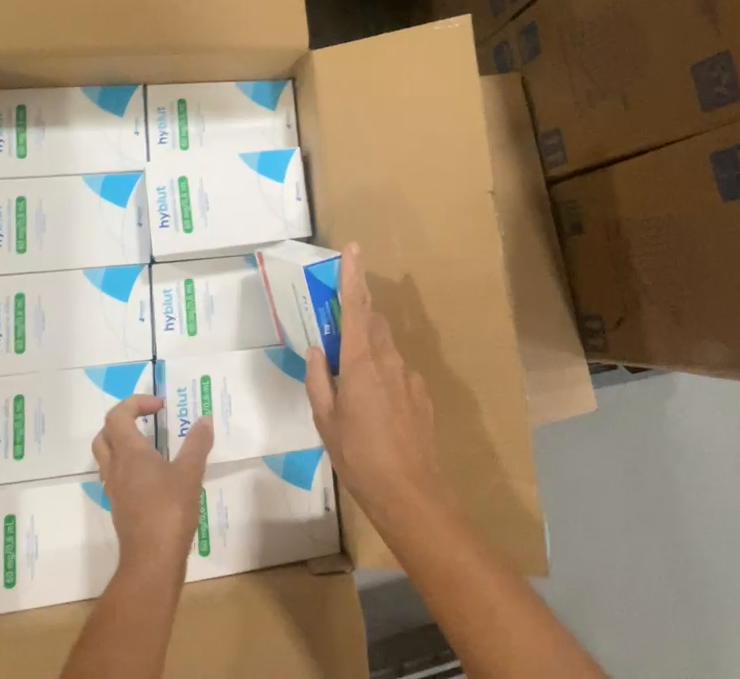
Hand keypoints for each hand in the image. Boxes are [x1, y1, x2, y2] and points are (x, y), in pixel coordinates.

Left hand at [92, 394, 214, 579]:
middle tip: (149, 420)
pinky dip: (130, 465)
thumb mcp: (190, 472)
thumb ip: (197, 443)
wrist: (152, 560)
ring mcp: (115, 490)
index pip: (117, 416)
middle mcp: (116, 468)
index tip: (160, 406)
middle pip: (105, 434)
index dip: (135, 403)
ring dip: (124, 443)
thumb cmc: (169, 510)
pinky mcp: (121, 507)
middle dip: (124, 420)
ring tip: (154, 445)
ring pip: (108, 456)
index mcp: (129, 453)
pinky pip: (118, 476)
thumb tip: (204, 419)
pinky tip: (155, 474)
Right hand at [305, 243, 451, 531]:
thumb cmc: (358, 456)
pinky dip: (382, 374)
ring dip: (368, 344)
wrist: (410, 491)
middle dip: (358, 309)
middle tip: (338, 315)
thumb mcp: (326, 420)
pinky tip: (374, 406)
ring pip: (385, 346)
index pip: (356, 306)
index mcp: (360, 362)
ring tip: (350, 370)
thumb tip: (317, 350)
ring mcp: (409, 376)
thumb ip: (319, 380)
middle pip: (372, 321)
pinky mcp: (421, 394)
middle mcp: (388, 360)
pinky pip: (397, 371)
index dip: (353, 275)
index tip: (352, 248)